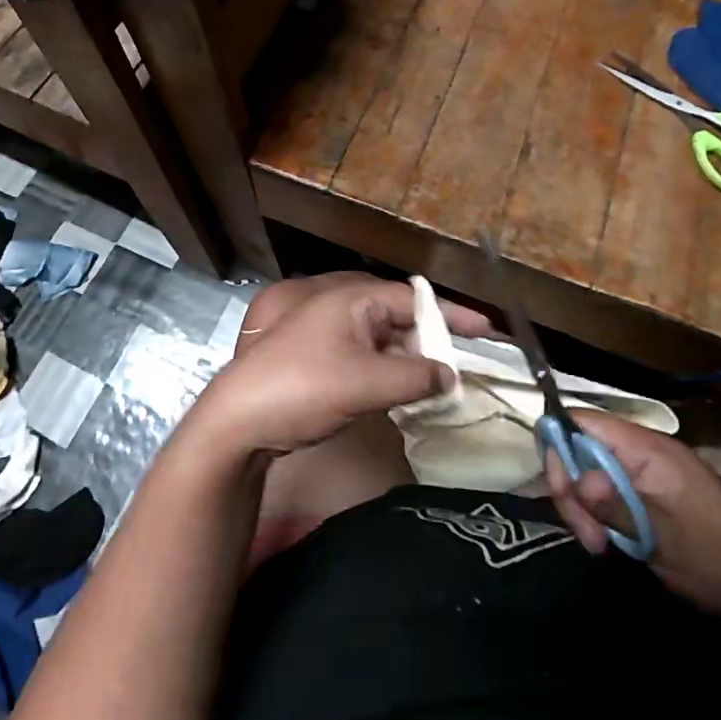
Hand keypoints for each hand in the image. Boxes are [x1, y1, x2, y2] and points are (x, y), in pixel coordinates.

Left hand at [183, 274, 491, 455]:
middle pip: (396, 314)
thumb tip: (451, 376)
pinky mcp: (305, 349)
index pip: (415, 299)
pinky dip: (380, 364)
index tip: (486, 332)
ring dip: (404, 354)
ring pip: (376, 332)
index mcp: (351, 295)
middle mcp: (334, 300)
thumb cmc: (304, 390)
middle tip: (457, 361)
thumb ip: (418, 376)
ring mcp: (316, 323)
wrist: (233, 424)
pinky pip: (356, 347)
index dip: (453, 317)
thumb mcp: (369, 384)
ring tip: (431, 377)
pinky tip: (392, 385)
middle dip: (429, 338)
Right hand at [546, 411, 720, 624]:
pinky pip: (612, 490)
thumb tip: (575, 479)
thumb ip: (615, 504)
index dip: (559, 447)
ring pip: (593, 474)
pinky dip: (603, 513)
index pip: (583, 422)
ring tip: (600, 545)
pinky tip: (612, 541)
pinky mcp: (653, 493)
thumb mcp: (661, 536)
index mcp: (647, 449)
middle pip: (582, 450)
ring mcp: (649, 472)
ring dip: (587, 507)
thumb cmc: (717, 558)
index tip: (561, 494)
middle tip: (587, 537)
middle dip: (573, 489)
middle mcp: (645, 451)